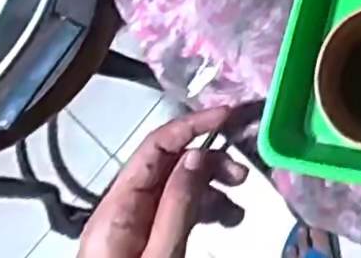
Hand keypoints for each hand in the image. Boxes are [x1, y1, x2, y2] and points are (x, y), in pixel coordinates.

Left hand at [78, 105, 250, 257]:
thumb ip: (177, 205)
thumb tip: (196, 153)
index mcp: (117, 209)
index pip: (156, 145)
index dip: (193, 123)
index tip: (230, 116)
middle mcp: (121, 210)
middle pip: (169, 163)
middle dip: (209, 161)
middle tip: (243, 174)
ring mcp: (130, 228)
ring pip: (177, 186)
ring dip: (211, 187)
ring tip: (238, 208)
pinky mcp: (141, 245)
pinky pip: (175, 211)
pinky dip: (203, 209)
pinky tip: (227, 221)